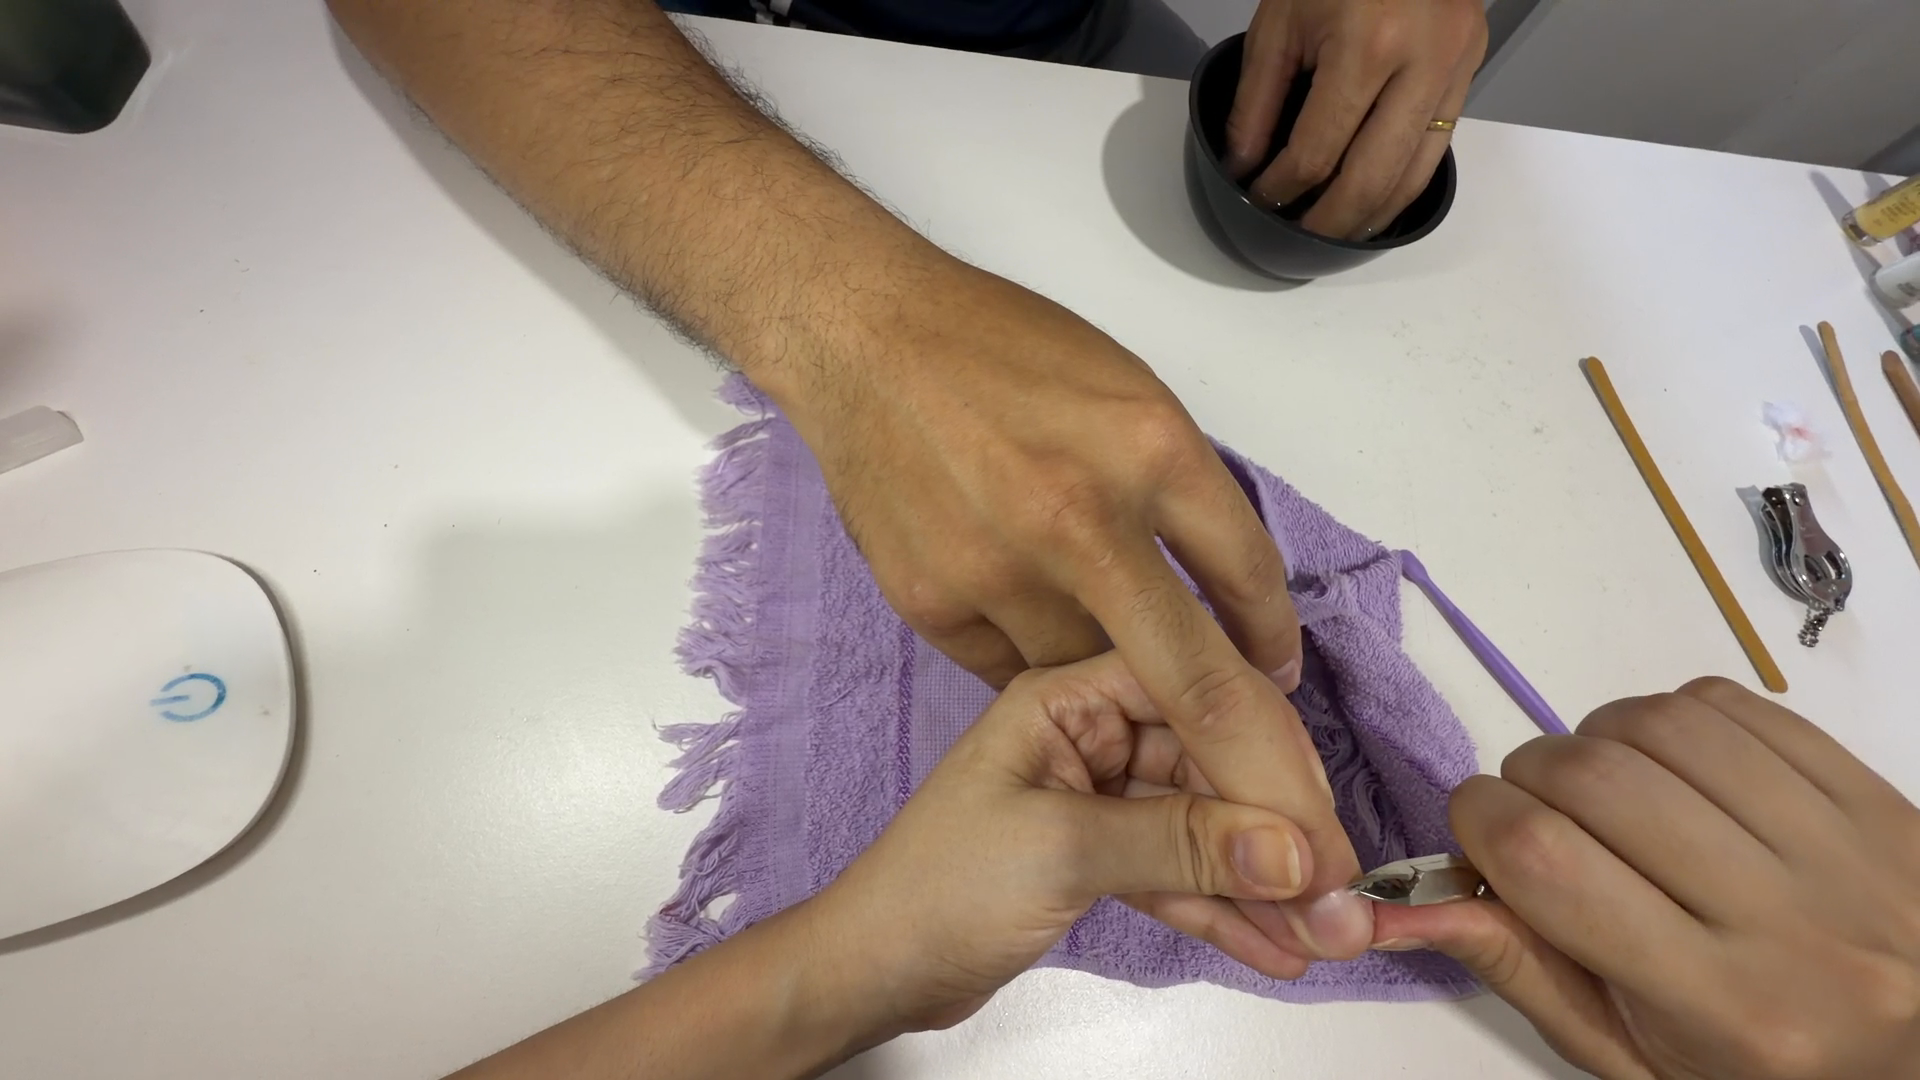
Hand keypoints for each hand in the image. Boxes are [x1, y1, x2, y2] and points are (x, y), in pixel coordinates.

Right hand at [757, 255, 1371, 958]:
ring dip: (1108, 682)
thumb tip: (1206, 580)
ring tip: (1094, 654)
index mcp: (1147, 448)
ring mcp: (996, 573)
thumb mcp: (1119, 386)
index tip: (1272, 671)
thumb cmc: (1000, 347)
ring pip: (1084, 677)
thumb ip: (1170, 484)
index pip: (1247, 573)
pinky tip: (1022, 621)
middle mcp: (1079, 522)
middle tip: (1264, 783)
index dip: (1273, 638)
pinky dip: (1029, 656)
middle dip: (1242, 747)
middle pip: (1186, 670)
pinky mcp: (929, 604)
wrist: (864, 343)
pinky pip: (1004, 665)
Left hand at [805, 653, 1321, 1039]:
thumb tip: (1294, 849)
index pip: (1188, 694)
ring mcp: (1099, 793)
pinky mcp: (1101, 848)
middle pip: (1207, 761)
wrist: (880, 962)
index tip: (1325, 831)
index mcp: (1067, 698)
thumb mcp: (1063, 850)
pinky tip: (1273, 944)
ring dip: (1261, 879)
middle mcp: (1090, 734)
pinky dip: (1223, 905)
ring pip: (1200, 822)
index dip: (1264, 755)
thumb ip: (1179, 842)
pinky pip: (1177, 866)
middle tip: (1340, 899)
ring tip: (1325, 938)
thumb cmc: (941, 885)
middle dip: (1274, 829)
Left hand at [1226, 0, 1486, 239]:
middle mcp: (1425, 60)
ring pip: (1412, 176)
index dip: (1279, 190)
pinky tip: (1369, 205)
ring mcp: (1457, 66)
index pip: (1315, 154)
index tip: (1259, 200)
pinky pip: (1436, 152)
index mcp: (1371, 44)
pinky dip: (1399, 189)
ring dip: (1368, 218)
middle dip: (1326, 222)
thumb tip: (1241, 170)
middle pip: (1370, 179)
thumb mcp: (1278, 24)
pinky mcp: (1471, 69)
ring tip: (1331, 234)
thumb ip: (1254, 105)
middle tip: (1295, 237)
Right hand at [1375, 678, 1919, 1078]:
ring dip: (1594, 742)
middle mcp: (1806, 930)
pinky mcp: (1881, 800)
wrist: (1919, 1067)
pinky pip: (1724, 703)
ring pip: (1651, 723)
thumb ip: (1507, 963)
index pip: (1538, 854)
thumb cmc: (1743, 1067)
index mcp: (1727, 1007)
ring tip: (1610, 794)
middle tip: (1546, 819)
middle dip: (1528, 777)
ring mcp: (1859, 856)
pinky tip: (1671, 773)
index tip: (1485, 839)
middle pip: (1588, 775)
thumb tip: (1388, 905)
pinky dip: (1665, 719)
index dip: (1476, 821)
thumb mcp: (1617, 1048)